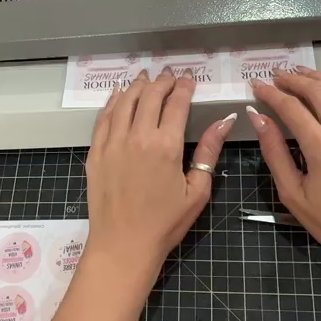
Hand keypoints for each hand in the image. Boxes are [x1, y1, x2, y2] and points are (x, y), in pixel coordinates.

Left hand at [84, 68, 235, 289]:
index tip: (189, 79)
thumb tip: (225, 121)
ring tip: (145, 77)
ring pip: (124, 102)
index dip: (184, 87)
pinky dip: (112, 102)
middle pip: (149, 96)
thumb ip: (208, 152)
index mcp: (165, 146)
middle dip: (161, 81)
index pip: (176, 103)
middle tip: (169, 74)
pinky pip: (103, 118)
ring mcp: (112, 143)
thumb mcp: (196, 191)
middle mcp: (137, 137)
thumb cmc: (165, 223)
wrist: (123, 245)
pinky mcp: (95, 152)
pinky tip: (118, 96)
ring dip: (137, 86)